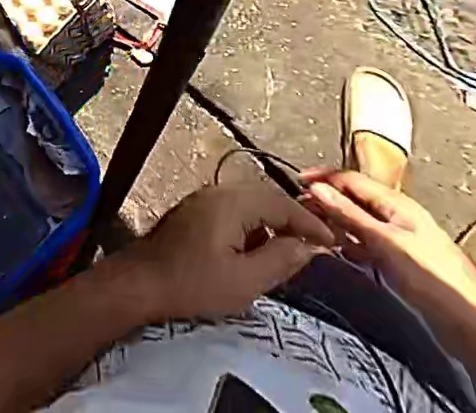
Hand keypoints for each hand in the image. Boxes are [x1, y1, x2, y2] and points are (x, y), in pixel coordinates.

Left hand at [109, 183, 332, 320]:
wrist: (143, 282)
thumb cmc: (193, 283)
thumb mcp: (245, 280)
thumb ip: (281, 260)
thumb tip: (309, 246)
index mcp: (232, 203)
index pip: (281, 203)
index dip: (310, 222)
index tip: (332, 242)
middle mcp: (219, 192)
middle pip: (266, 197)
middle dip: (294, 219)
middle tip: (317, 243)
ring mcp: (205, 199)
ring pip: (250, 203)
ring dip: (273, 222)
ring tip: (292, 249)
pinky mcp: (196, 211)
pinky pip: (234, 210)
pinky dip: (254, 225)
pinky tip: (258, 249)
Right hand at [300, 169, 475, 342]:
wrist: (473, 328)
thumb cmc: (438, 282)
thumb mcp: (385, 242)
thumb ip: (349, 214)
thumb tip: (319, 188)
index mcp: (397, 203)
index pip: (352, 179)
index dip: (324, 178)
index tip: (299, 183)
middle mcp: (398, 217)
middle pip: (354, 198)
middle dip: (327, 199)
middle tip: (301, 207)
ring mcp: (399, 239)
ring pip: (359, 221)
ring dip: (336, 221)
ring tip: (313, 226)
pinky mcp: (400, 262)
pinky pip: (366, 243)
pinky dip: (349, 242)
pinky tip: (338, 249)